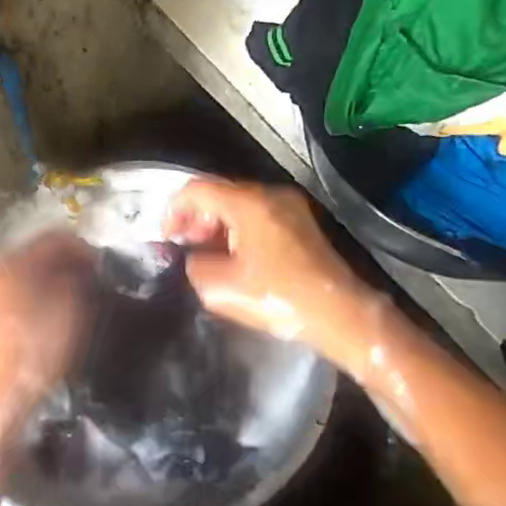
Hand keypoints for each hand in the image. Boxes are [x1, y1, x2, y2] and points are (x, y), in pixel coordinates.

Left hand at [0, 232, 93, 452]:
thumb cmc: (33, 354)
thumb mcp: (70, 312)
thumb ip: (77, 278)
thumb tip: (80, 265)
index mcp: (11, 261)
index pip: (53, 238)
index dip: (82, 247)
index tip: (101, 264)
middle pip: (33, 253)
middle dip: (62, 263)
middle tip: (87, 281)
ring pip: (19, 273)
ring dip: (44, 280)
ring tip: (66, 299)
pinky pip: (7, 292)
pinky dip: (27, 296)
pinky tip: (40, 316)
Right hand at [163, 179, 389, 369]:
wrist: (339, 315)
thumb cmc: (277, 298)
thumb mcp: (218, 287)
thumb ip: (194, 263)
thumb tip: (193, 256)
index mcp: (249, 204)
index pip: (197, 189)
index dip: (173, 210)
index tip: (166, 238)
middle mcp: (270, 195)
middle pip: (219, 192)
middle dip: (195, 217)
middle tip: (183, 246)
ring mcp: (290, 207)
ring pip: (238, 204)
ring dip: (216, 224)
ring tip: (205, 254)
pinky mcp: (300, 224)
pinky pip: (257, 215)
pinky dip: (237, 230)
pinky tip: (232, 256)